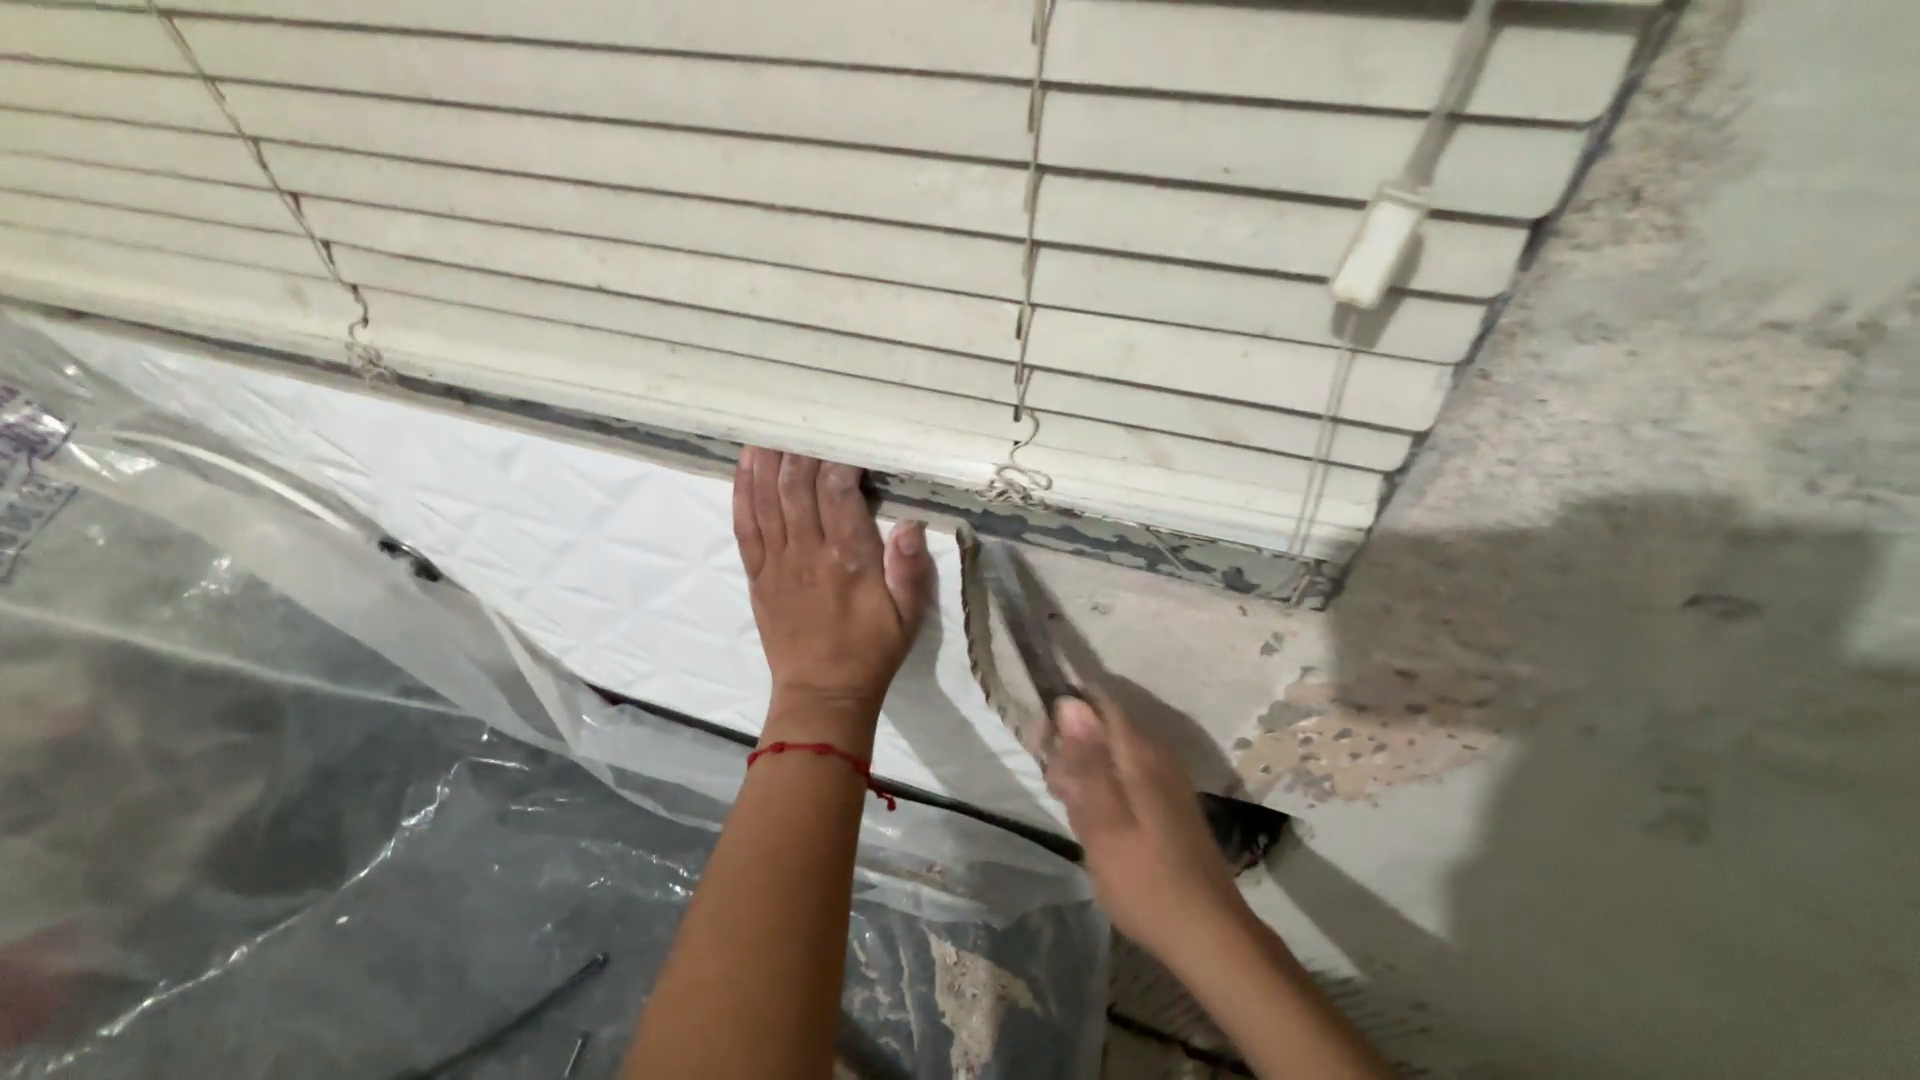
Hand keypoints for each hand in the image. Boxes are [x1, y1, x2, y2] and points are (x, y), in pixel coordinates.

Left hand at [733, 448, 933, 728]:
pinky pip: (745, 525)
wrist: (822, 693)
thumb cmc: (872, 652)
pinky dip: (742, 490)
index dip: (841, 460)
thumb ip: (909, 569)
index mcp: (848, 560)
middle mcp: (807, 553)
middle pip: (798, 486)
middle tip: (810, 421)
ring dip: (768, 458)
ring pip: (767, 498)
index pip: (839, 493)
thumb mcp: (908, 616)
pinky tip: (745, 462)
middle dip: (803, 449)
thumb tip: (912, 524)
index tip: (850, 439)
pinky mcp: (757, 574)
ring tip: (772, 425)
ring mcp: (777, 562)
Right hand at [1046, 695, 1244, 959]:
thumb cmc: (1146, 881)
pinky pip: (1123, 781)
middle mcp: (1157, 756)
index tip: (1040, 751)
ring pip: (1109, 757)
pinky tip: (1097, 830)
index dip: (1061, 717)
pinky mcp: (1167, 806)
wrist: (1207, 935)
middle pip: (1100, 729)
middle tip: (1062, 798)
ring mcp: (1165, 781)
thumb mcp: (1104, 822)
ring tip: (1078, 820)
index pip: (1095, 704)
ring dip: (1084, 779)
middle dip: (1070, 753)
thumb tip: (1069, 701)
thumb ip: (1086, 761)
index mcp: (1141, 753)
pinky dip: (1102, 797)